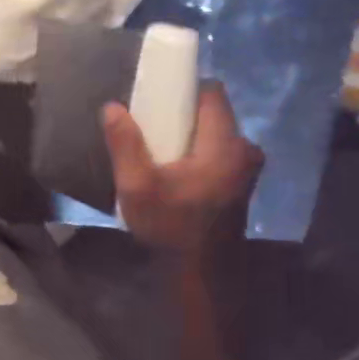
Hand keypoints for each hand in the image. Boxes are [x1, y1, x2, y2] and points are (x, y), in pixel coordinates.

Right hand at [101, 82, 263, 254]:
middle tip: (148, 125)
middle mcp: (244, 149)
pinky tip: (173, 168)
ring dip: (188, 134)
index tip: (156, 95)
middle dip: (181, 112)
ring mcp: (246, 167)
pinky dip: (196, 151)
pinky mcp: (241, 183)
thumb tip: (112, 107)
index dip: (184, 88)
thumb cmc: (170, 225)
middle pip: (213, 113)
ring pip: (215, 133)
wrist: (200, 271)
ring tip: (157, 148)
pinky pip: (218, 151)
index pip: (212, 93)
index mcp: (224, 145)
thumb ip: (125, 145)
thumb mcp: (137, 186)